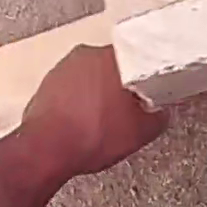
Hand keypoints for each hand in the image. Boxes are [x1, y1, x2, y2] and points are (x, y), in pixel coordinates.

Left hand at [13, 46, 166, 179]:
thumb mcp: (139, 133)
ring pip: (88, 80)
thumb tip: (161, 113)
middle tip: (124, 114)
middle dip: (117, 89)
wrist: (47, 150)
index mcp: (112, 58)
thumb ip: (157, 118)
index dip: (142, 82)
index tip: (144, 98)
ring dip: (95, 97)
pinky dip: (76, 105)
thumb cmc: (91, 135)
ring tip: (101, 124)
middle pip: (110, 69)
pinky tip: (81, 126)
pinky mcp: (45, 86)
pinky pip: (68, 92)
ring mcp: (62, 70)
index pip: (136, 60)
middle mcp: (85, 56)